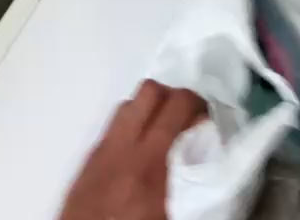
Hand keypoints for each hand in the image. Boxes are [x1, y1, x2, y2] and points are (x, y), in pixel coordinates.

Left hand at [59, 79, 208, 219]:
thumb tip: (204, 155)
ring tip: (165, 130)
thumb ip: (188, 185)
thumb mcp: (171, 214)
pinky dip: (131, 125)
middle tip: (189, 118)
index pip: (175, 108)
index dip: (197, 103)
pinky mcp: (89, 158)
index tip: (209, 116)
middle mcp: (123, 147)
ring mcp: (103, 148)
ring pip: (128, 103)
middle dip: (173, 96)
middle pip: (149, 92)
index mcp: (149, 165)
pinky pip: (113, 124)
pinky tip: (141, 147)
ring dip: (149, 108)